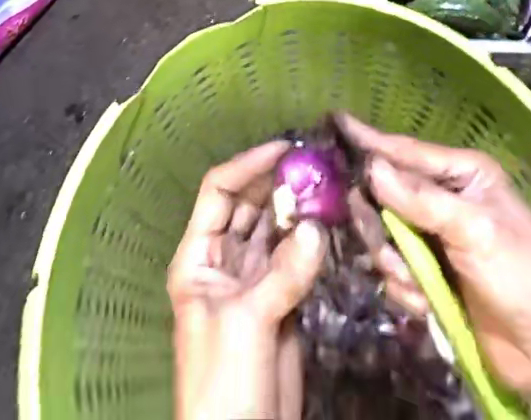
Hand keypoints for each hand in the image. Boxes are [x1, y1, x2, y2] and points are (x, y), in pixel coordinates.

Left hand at [168, 141, 326, 419]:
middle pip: (248, 207)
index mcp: (198, 256)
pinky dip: (310, 242)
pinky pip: (294, 261)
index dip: (247, 166)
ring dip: (296, 209)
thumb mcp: (247, 320)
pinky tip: (332, 223)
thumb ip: (282, 272)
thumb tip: (316, 226)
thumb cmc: (222, 379)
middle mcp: (223, 260)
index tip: (284, 150)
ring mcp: (252, 282)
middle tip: (315, 164)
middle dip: (276, 183)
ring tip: (328, 184)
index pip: (219, 193)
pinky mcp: (280, 304)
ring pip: (274, 232)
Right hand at [336, 115, 530, 400]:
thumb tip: (372, 168)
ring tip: (417, 281)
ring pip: (383, 235)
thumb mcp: (476, 231)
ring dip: (394, 261)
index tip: (331, 121)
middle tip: (380, 237)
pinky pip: (393, 271)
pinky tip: (429, 303)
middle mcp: (444, 199)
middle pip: (384, 194)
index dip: (367, 139)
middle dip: (379, 221)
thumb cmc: (526, 278)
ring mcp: (435, 239)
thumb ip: (421, 200)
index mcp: (462, 175)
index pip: (405, 151)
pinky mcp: (430, 275)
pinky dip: (406, 289)